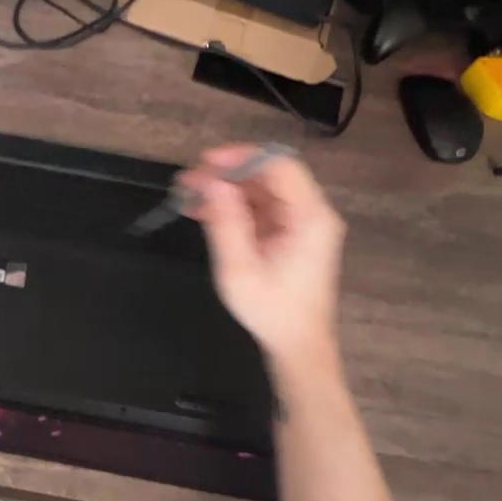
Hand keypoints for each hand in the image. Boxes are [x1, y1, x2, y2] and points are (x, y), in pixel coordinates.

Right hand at [182, 144, 344, 367]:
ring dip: (226, 189)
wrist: (297, 343)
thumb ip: (226, 222)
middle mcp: (311, 213)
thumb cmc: (271, 311)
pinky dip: (234, 207)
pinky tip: (204, 210)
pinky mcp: (291, 234)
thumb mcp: (240, 268)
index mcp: (310, 217)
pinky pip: (261, 208)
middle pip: (270, 175)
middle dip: (228, 173)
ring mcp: (302, 223)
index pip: (279, 167)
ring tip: (190, 194)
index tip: (206, 162)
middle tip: (190, 179)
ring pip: (262, 191)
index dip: (241, 158)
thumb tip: (212, 183)